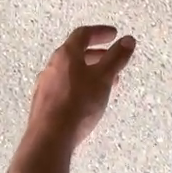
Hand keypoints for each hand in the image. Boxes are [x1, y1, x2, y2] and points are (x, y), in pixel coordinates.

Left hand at [20, 25, 135, 156]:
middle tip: (112, 59)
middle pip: (75, 53)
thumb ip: (117, 57)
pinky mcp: (42, 105)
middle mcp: (52, 66)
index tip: (114, 35)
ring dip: (89, 72)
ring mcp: (44, 86)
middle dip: (96, 54)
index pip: (83, 34)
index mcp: (65, 54)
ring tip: (105, 83)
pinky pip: (63, 87)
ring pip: (70, 71)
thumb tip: (129, 39)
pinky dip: (78, 85)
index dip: (100, 32)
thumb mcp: (104, 77)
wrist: (49, 140)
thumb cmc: (79, 102)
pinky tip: (87, 100)